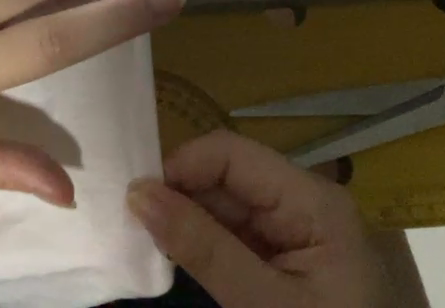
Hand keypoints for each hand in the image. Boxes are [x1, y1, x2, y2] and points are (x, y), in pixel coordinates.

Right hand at [128, 131, 428, 307]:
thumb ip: (204, 248)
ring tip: (143, 239)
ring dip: (185, 220)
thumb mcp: (265, 306)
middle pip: (226, 176)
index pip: (232, 153)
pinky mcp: (287, 258)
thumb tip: (137, 192)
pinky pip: (234, 234)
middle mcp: (305, 202)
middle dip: (179, 194)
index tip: (136, 199)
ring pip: (224, 205)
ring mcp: (296, 231)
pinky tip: (175, 255)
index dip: (182, 166)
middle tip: (131, 223)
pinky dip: (202, 242)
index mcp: (313, 201)